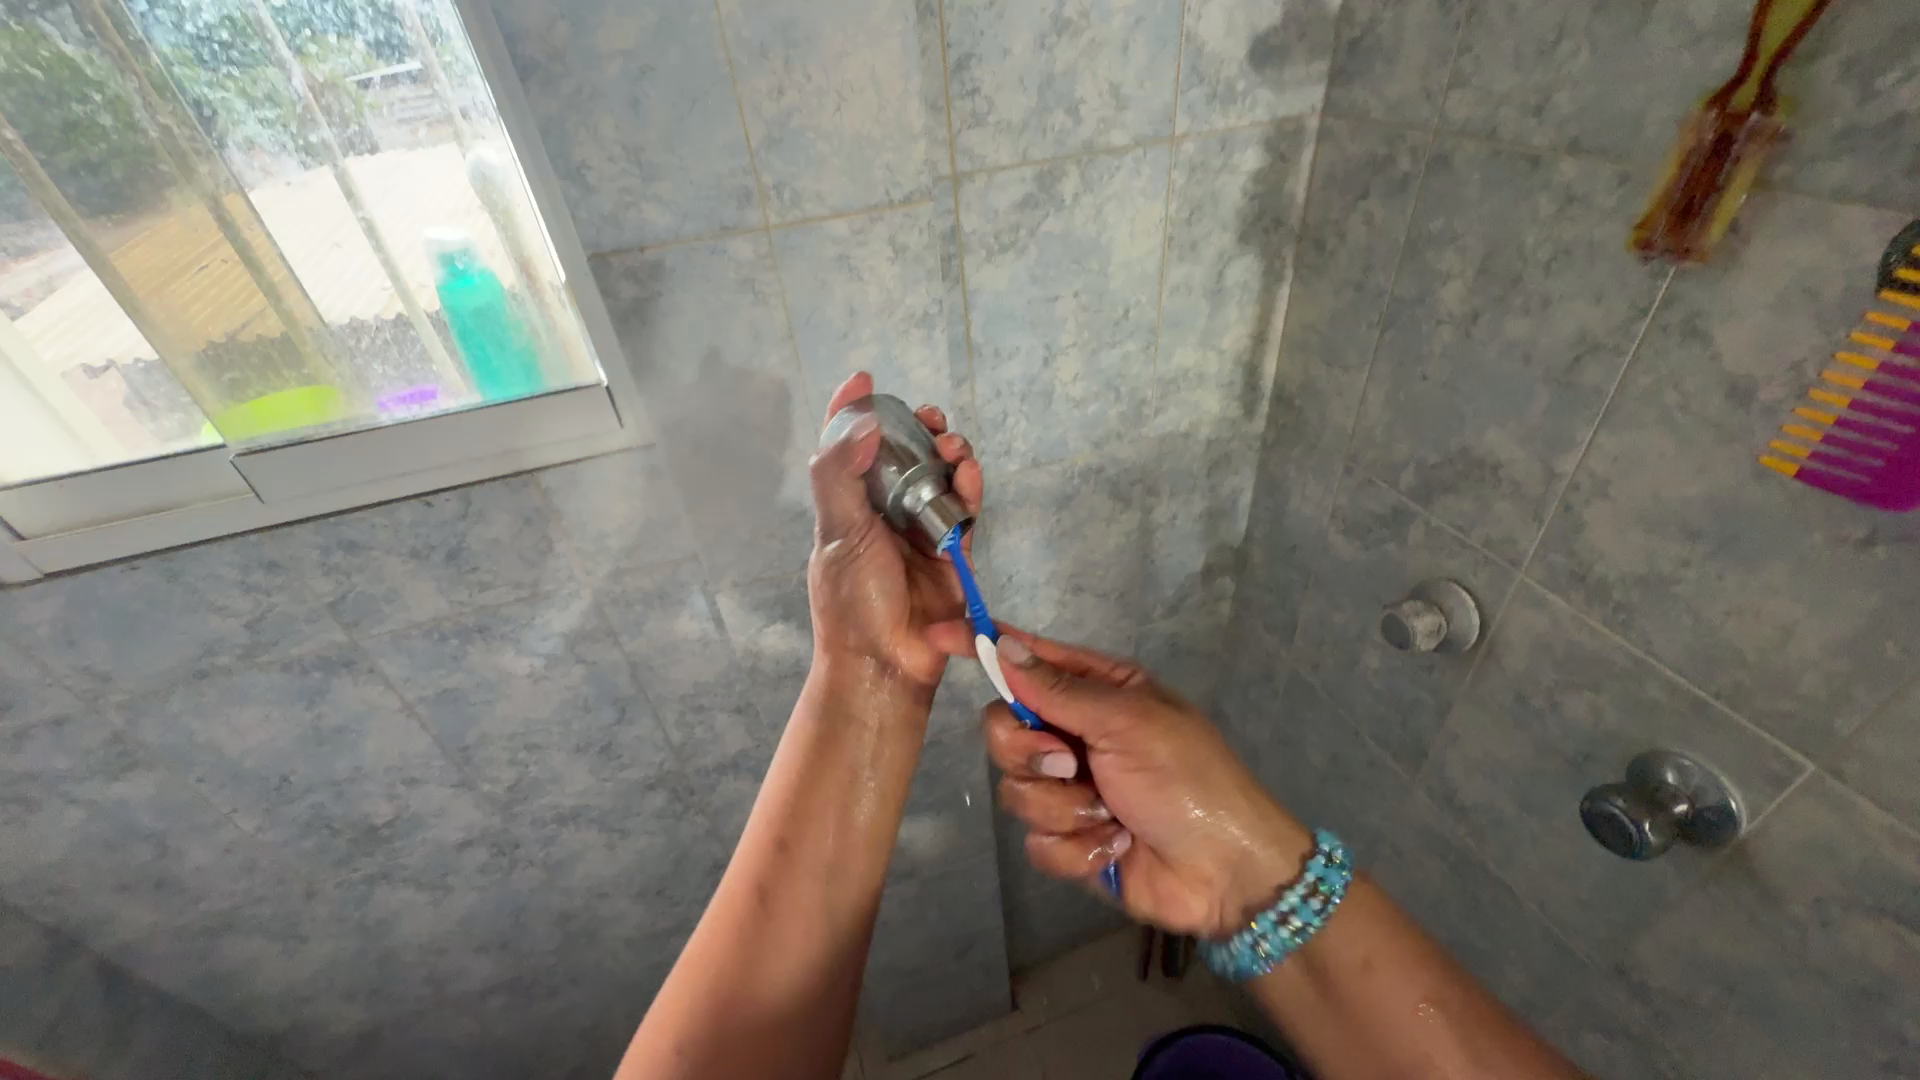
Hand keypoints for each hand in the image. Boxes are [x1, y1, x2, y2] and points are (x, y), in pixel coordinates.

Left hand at [806, 372, 982, 689]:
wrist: (888, 661)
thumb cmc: (853, 598)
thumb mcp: (837, 533)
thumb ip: (840, 475)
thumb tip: (863, 421)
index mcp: (849, 506)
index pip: (849, 448)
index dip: (855, 411)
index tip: (866, 379)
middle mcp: (884, 513)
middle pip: (904, 456)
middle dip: (918, 430)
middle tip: (931, 417)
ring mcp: (920, 531)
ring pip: (939, 477)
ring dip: (949, 454)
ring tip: (954, 447)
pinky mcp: (953, 550)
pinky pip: (965, 508)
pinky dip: (969, 487)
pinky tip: (968, 475)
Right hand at [958, 628, 1314, 938]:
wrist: (1225, 873)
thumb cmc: (1187, 779)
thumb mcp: (1128, 722)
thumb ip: (1059, 688)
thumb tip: (1004, 643)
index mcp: (1097, 692)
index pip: (1027, 660)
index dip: (984, 646)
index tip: (938, 635)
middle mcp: (1075, 734)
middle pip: (1004, 728)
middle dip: (1029, 751)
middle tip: (1069, 763)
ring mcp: (1069, 788)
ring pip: (1014, 787)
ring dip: (1064, 806)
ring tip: (1109, 815)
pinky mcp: (1067, 839)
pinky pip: (1035, 839)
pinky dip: (1076, 846)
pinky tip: (1114, 847)